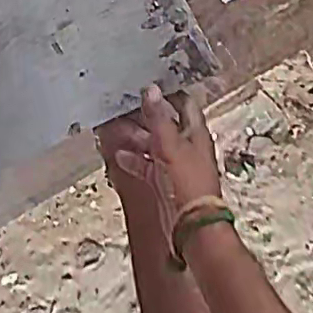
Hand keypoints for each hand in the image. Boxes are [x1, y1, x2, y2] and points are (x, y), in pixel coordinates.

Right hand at [99, 85, 221, 208]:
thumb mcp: (169, 144)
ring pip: (154, 144)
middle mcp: (187, 147)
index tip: (150, 86)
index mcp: (196, 134)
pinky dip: (134, 160)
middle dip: (146, 116)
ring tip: (115, 129)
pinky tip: (120, 156)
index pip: (185, 105)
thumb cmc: (187, 183)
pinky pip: (146, 165)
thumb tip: (151, 90)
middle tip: (125, 106)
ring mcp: (175, 165)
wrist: (190, 226)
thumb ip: (158, 117)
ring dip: (136, 137)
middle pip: (166, 124)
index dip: (169, 94)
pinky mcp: (164, 181)